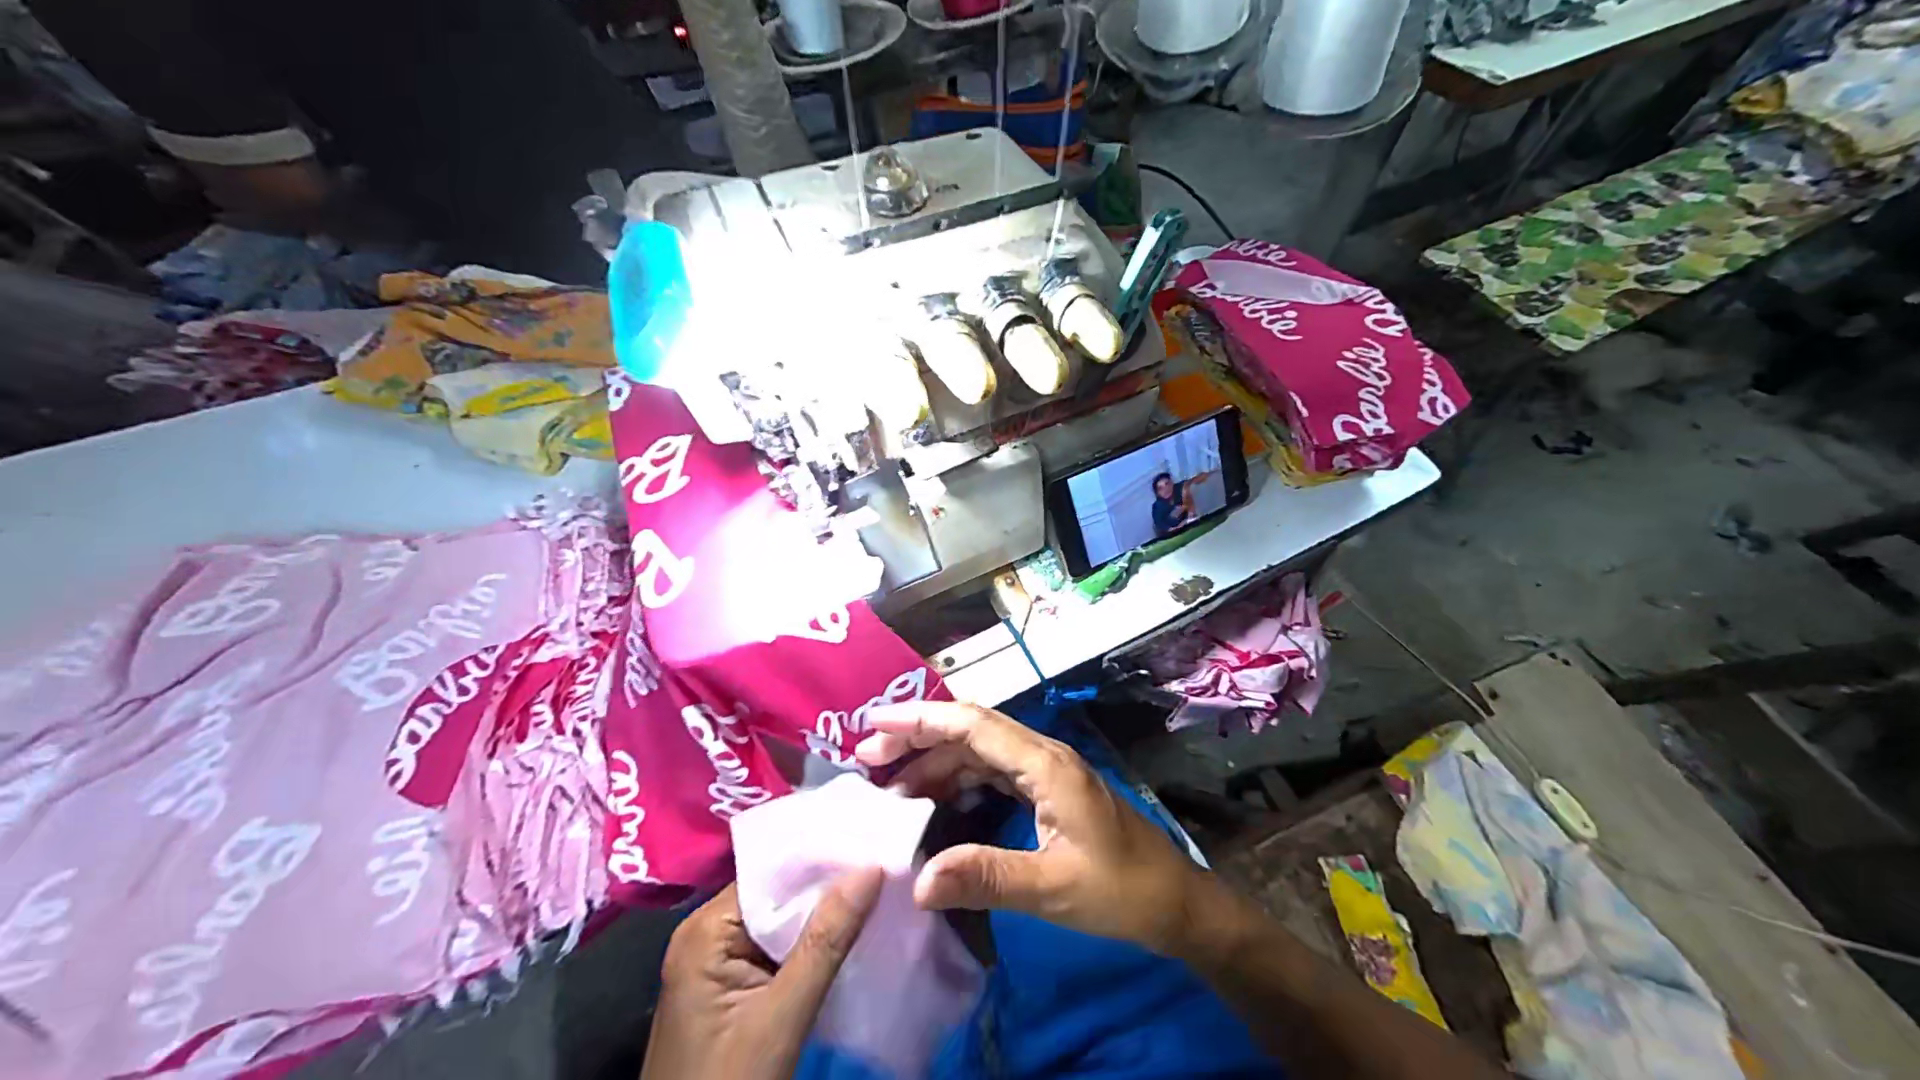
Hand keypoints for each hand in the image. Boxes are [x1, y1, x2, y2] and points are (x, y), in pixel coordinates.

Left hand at [641, 872, 883, 1079]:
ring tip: (878, 888)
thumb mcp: (781, 1017)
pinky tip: (852, 932)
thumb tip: (870, 867)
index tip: (872, 842)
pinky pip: (779, 950)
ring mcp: (718, 964)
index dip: (822, 859)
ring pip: (783, 922)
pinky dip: (813, 943)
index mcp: (705, 930)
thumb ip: (826, 941)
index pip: (772, 874)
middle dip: (829, 885)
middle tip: (885, 862)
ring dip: (826, 914)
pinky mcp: (733, 990)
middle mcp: (707, 936)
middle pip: (778, 895)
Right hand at [855, 701, 1205, 955]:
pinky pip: (991, 771)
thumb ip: (986, 878)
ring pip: (978, 750)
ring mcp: (1045, 771)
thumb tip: (918, 882)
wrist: (1174, 902)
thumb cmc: (1120, 891)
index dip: (921, 720)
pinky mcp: (1046, 789)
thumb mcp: (1051, 889)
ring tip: (891, 786)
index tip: (874, 726)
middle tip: (868, 760)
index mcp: (1045, 764)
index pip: (972, 725)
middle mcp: (1042, 755)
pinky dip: (957, 779)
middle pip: (970, 730)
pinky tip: (934, 799)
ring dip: (935, 761)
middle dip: (918, 738)